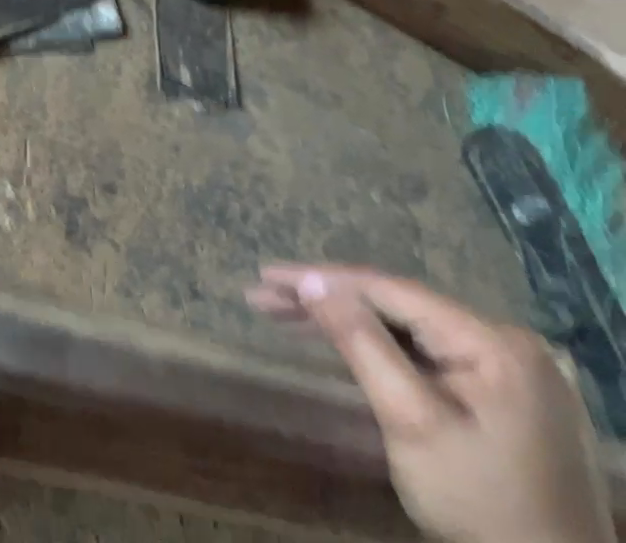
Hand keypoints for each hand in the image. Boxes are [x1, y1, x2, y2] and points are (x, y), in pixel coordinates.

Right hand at [248, 264, 615, 542]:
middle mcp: (506, 344)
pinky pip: (426, 352)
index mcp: (494, 344)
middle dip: (325, 298)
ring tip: (282, 313)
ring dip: (345, 319)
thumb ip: (361, 343)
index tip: (262, 275)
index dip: (321, 278)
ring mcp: (509, 370)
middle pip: (397, 307)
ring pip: (407, 328)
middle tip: (260, 296)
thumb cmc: (476, 495)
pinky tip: (339, 340)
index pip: (390, 291)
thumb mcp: (410, 417)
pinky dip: (376, 344)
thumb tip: (310, 282)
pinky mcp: (501, 393)